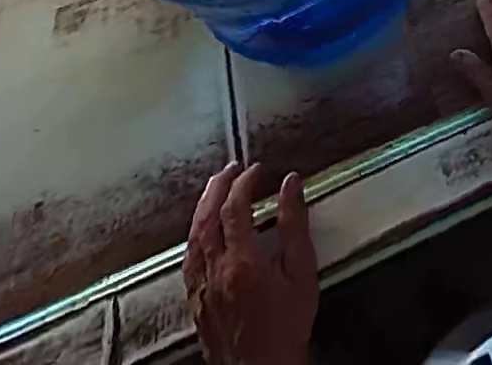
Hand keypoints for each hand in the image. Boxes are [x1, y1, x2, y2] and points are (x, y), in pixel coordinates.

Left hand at [185, 162, 317, 364]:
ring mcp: (202, 288)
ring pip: (193, 238)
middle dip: (218, 187)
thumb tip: (290, 183)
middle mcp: (216, 271)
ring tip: (215, 189)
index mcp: (242, 261)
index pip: (236, 207)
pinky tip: (201, 230)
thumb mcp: (302, 271)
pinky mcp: (196, 303)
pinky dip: (194, 235)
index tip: (257, 169)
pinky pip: (188, 259)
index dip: (244, 182)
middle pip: (207, 217)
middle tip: (231, 168)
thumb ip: (295, 223)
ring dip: (203, 207)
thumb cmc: (288, 324)